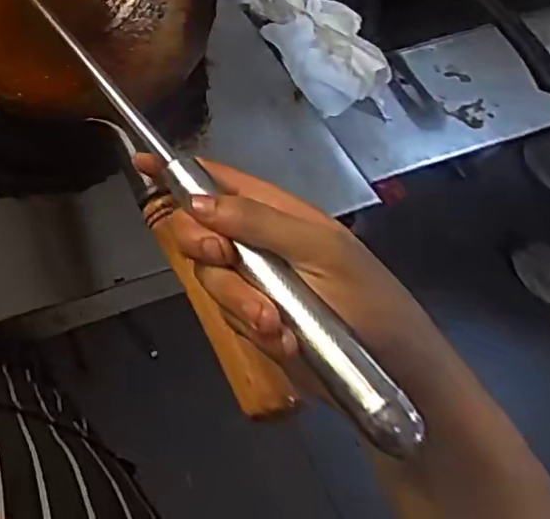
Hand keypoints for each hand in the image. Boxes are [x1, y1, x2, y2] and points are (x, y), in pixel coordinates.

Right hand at [137, 154, 449, 382]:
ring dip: (238, 299)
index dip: (177, 170)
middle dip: (203, 244)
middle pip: (195, 227)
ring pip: (208, 275)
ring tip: (275, 322)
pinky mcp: (251, 321)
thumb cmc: (374, 303)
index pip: (215, 180)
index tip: (143, 162)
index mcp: (274, 212)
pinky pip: (226, 315)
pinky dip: (252, 329)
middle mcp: (255, 242)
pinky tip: (283, 341)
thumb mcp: (323, 251)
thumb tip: (196, 200)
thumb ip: (259, 221)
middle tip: (221, 256)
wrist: (406, 386)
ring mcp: (252, 282)